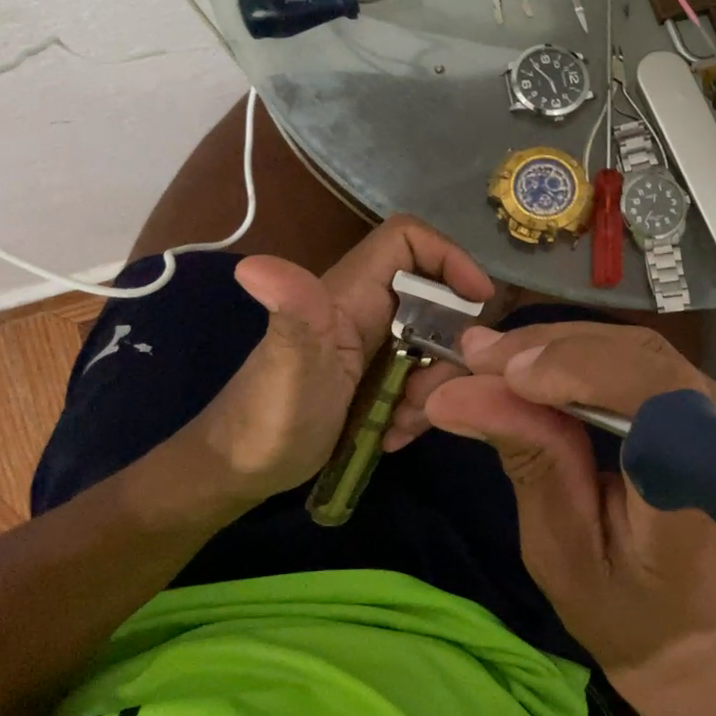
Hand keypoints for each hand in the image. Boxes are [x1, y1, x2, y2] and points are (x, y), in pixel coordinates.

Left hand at [173, 217, 492, 509]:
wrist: (238, 474)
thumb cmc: (265, 419)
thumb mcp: (288, 372)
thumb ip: (292, 319)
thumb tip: (253, 265)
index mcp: (352, 292)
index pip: (410, 241)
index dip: (449, 257)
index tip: (476, 301)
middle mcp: (370, 308)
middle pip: (439, 299)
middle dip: (449, 346)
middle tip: (429, 390)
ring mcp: (379, 343)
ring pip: (439, 344)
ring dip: (435, 385)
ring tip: (401, 422)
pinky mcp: (382, 376)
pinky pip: (426, 377)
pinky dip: (422, 406)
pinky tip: (393, 434)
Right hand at [424, 322, 715, 715]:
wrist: (705, 641)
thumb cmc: (632, 617)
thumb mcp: (566, 554)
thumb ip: (533, 465)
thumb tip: (461, 392)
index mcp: (708, 487)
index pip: (655, 391)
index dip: (579, 366)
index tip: (498, 370)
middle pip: (646, 358)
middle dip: (557, 349)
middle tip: (478, 355)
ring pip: (648, 353)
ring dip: (569, 349)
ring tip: (498, 360)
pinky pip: (655, 366)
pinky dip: (594, 361)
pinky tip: (544, 367)